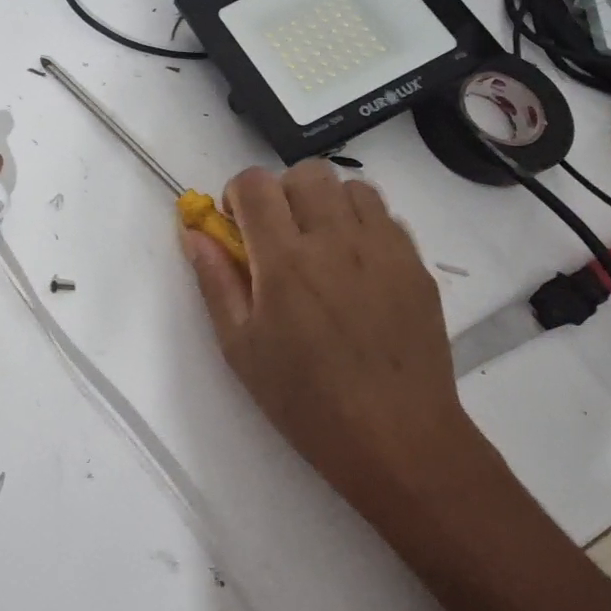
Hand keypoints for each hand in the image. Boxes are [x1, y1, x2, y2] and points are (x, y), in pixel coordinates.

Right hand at [183, 160, 466, 495]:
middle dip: (282, 193)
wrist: (398, 438)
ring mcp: (383, 249)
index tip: (238, 228)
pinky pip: (386, 217)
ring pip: (350, 186)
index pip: (255, 183)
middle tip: (278, 237)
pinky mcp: (416, 265)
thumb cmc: (306, 400)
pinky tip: (356, 268)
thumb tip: (194, 233)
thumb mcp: (241, 348)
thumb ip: (215, 281)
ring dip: (326, 203)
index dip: (238, 195)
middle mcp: (336, 240)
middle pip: (305, 173)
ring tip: (321, 247)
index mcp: (285, 260)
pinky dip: (363, 225)